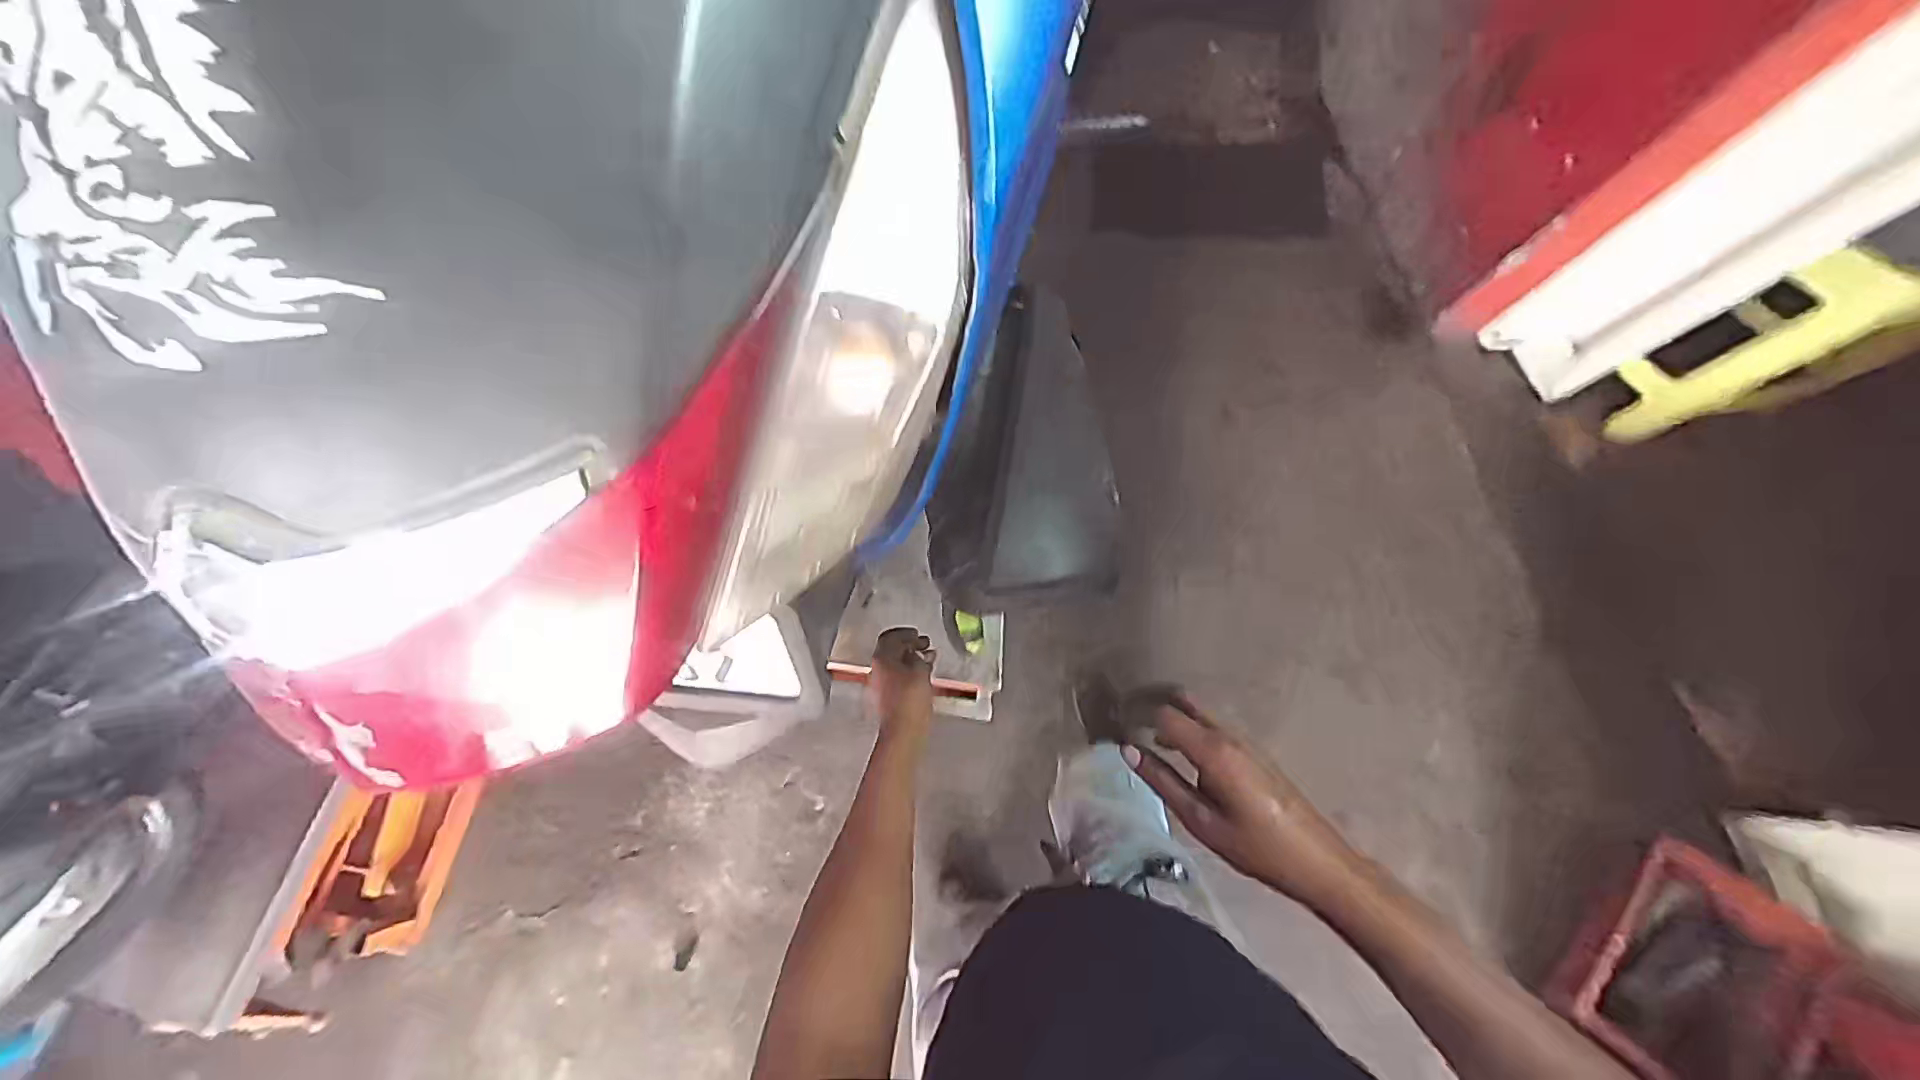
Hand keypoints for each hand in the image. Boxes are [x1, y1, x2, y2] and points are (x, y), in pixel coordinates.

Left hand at [869, 627, 934, 735]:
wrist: (902, 731)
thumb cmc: (910, 699)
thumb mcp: (920, 672)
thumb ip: (921, 658)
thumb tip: (924, 653)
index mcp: (881, 658)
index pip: (890, 637)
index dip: (906, 633)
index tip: (918, 634)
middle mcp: (876, 669)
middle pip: (891, 649)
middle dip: (908, 645)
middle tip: (924, 644)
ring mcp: (879, 683)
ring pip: (894, 663)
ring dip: (909, 658)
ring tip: (926, 659)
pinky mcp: (885, 697)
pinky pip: (896, 676)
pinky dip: (908, 671)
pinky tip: (921, 675)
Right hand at [1126, 696, 1364, 908]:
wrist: (1319, 862)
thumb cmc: (1256, 847)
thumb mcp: (1201, 820)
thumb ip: (1162, 781)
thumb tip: (1128, 750)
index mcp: (1213, 750)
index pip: (1164, 714)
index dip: (1137, 716)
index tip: (1115, 725)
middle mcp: (1228, 735)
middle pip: (1184, 702)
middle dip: (1154, 706)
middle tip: (1128, 724)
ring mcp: (1245, 741)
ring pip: (1199, 714)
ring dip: (1172, 719)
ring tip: (1147, 741)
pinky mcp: (1254, 752)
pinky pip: (1213, 728)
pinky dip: (1190, 731)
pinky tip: (1180, 755)